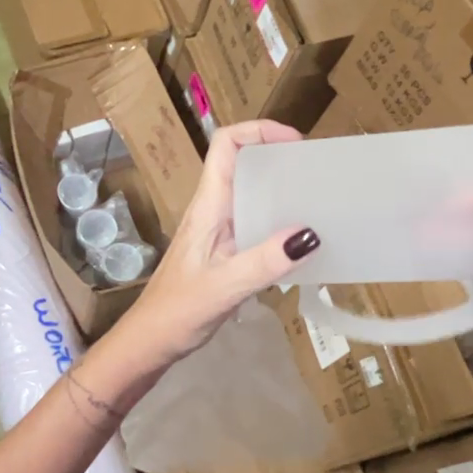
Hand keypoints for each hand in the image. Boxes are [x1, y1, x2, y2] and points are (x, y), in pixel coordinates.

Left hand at [112, 121, 316, 365]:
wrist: (150, 342)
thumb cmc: (178, 311)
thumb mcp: (225, 286)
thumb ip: (265, 262)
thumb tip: (311, 234)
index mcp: (207, 207)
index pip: (225, 145)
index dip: (258, 130)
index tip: (296, 143)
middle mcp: (213, 212)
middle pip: (244, 165)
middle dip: (281, 160)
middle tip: (321, 176)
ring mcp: (218, 233)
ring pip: (252, 197)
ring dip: (283, 193)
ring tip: (322, 204)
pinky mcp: (224, 255)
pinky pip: (256, 227)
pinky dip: (280, 226)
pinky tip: (303, 245)